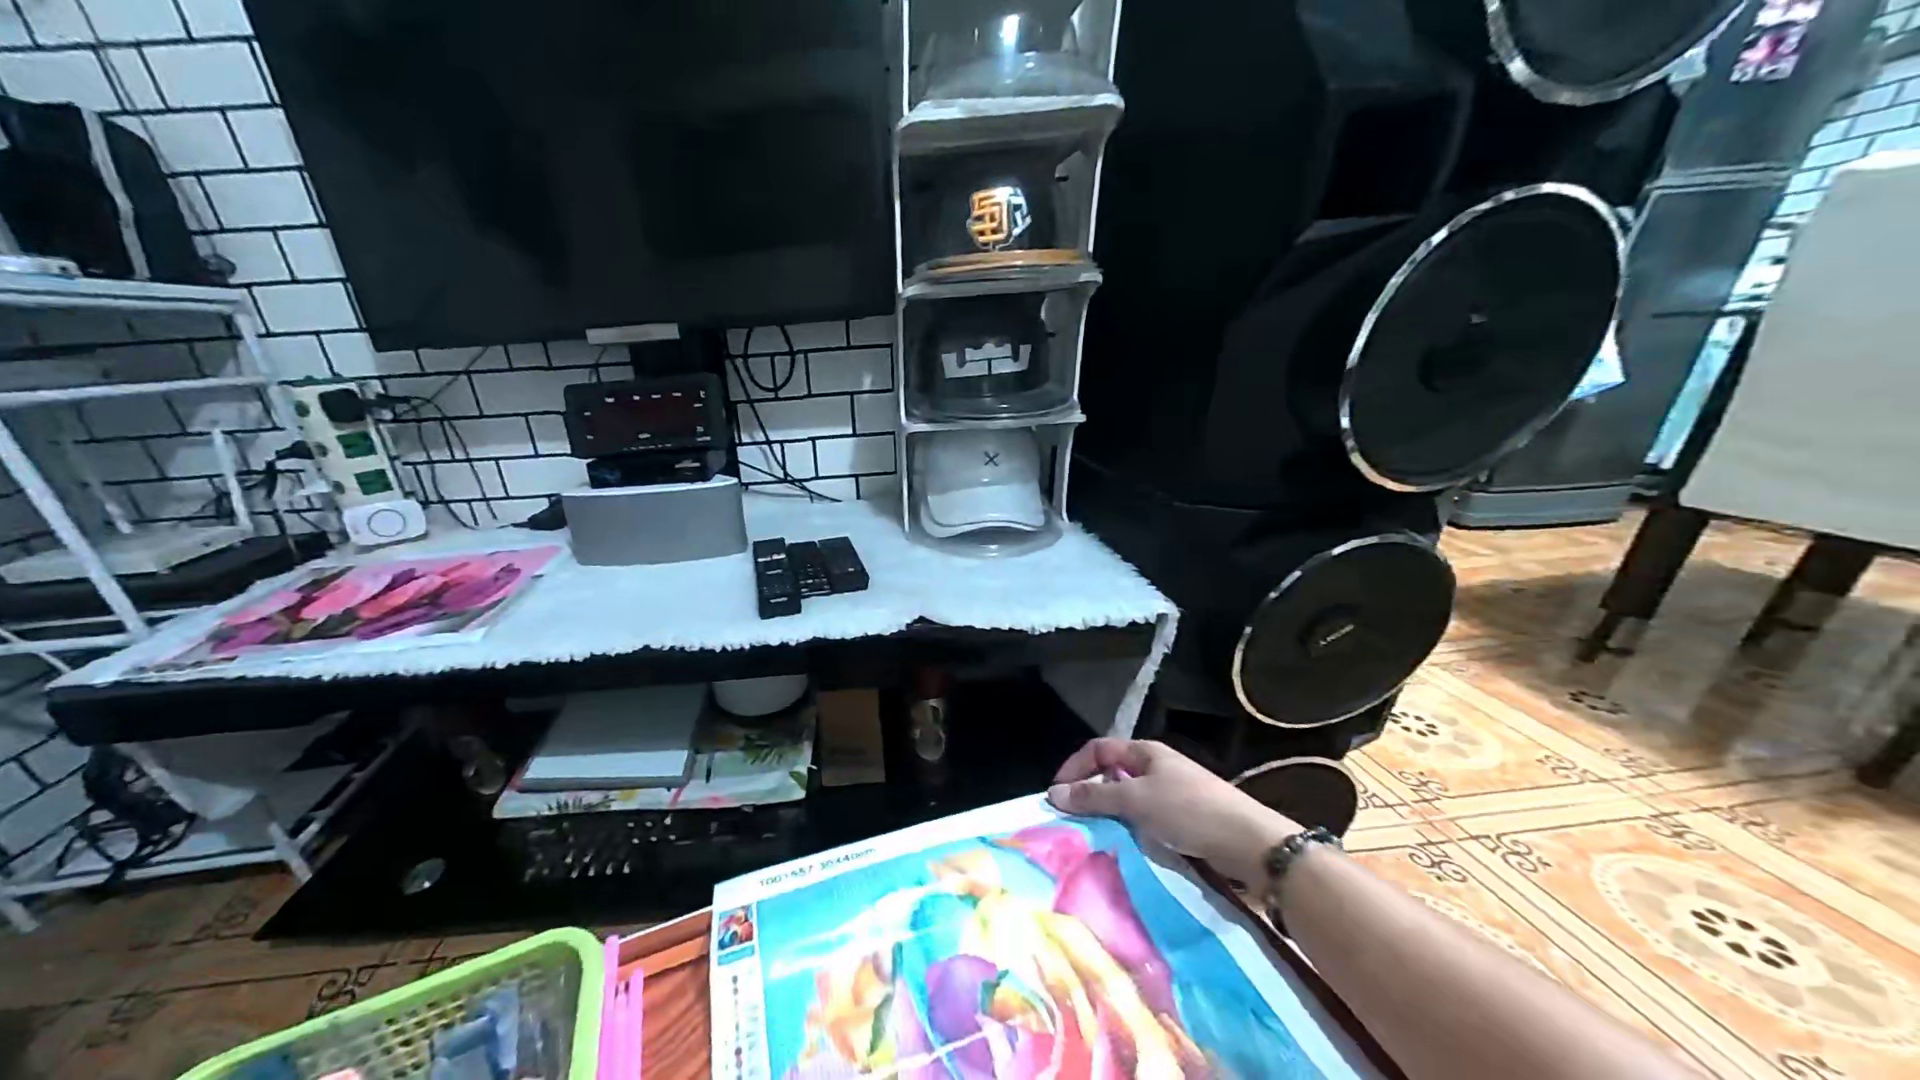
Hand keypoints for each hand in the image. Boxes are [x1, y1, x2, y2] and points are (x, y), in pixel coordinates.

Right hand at [1048, 738, 1301, 885]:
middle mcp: (1156, 767)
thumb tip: (1054, 793)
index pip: (1098, 749)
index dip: (1074, 767)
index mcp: (1145, 752)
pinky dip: (1128, 829)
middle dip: (1088, 794)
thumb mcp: (1136, 800)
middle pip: (1111, 773)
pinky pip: (1143, 819)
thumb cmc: (1188, 810)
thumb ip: (1095, 797)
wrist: (1248, 842)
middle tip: (1070, 820)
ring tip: (1092, 836)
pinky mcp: (1181, 819)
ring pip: (1126, 799)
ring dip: (1108, 815)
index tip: (1056, 795)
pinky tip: (1122, 845)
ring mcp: (1170, 793)